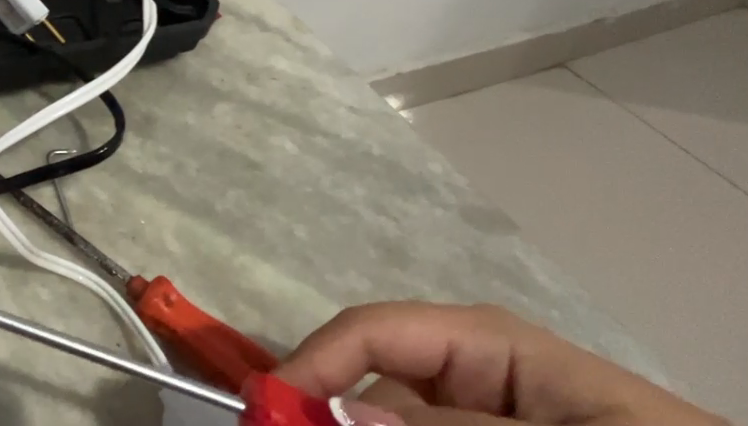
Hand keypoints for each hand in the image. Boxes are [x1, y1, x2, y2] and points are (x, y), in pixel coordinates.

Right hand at [274, 302, 725, 425]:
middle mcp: (464, 369)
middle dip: (327, 410)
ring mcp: (470, 410)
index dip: (312, 361)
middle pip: (371, 386)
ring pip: (389, 418)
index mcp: (479, 339)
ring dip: (351, 422)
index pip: (369, 331)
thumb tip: (342, 412)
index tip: (267, 407)